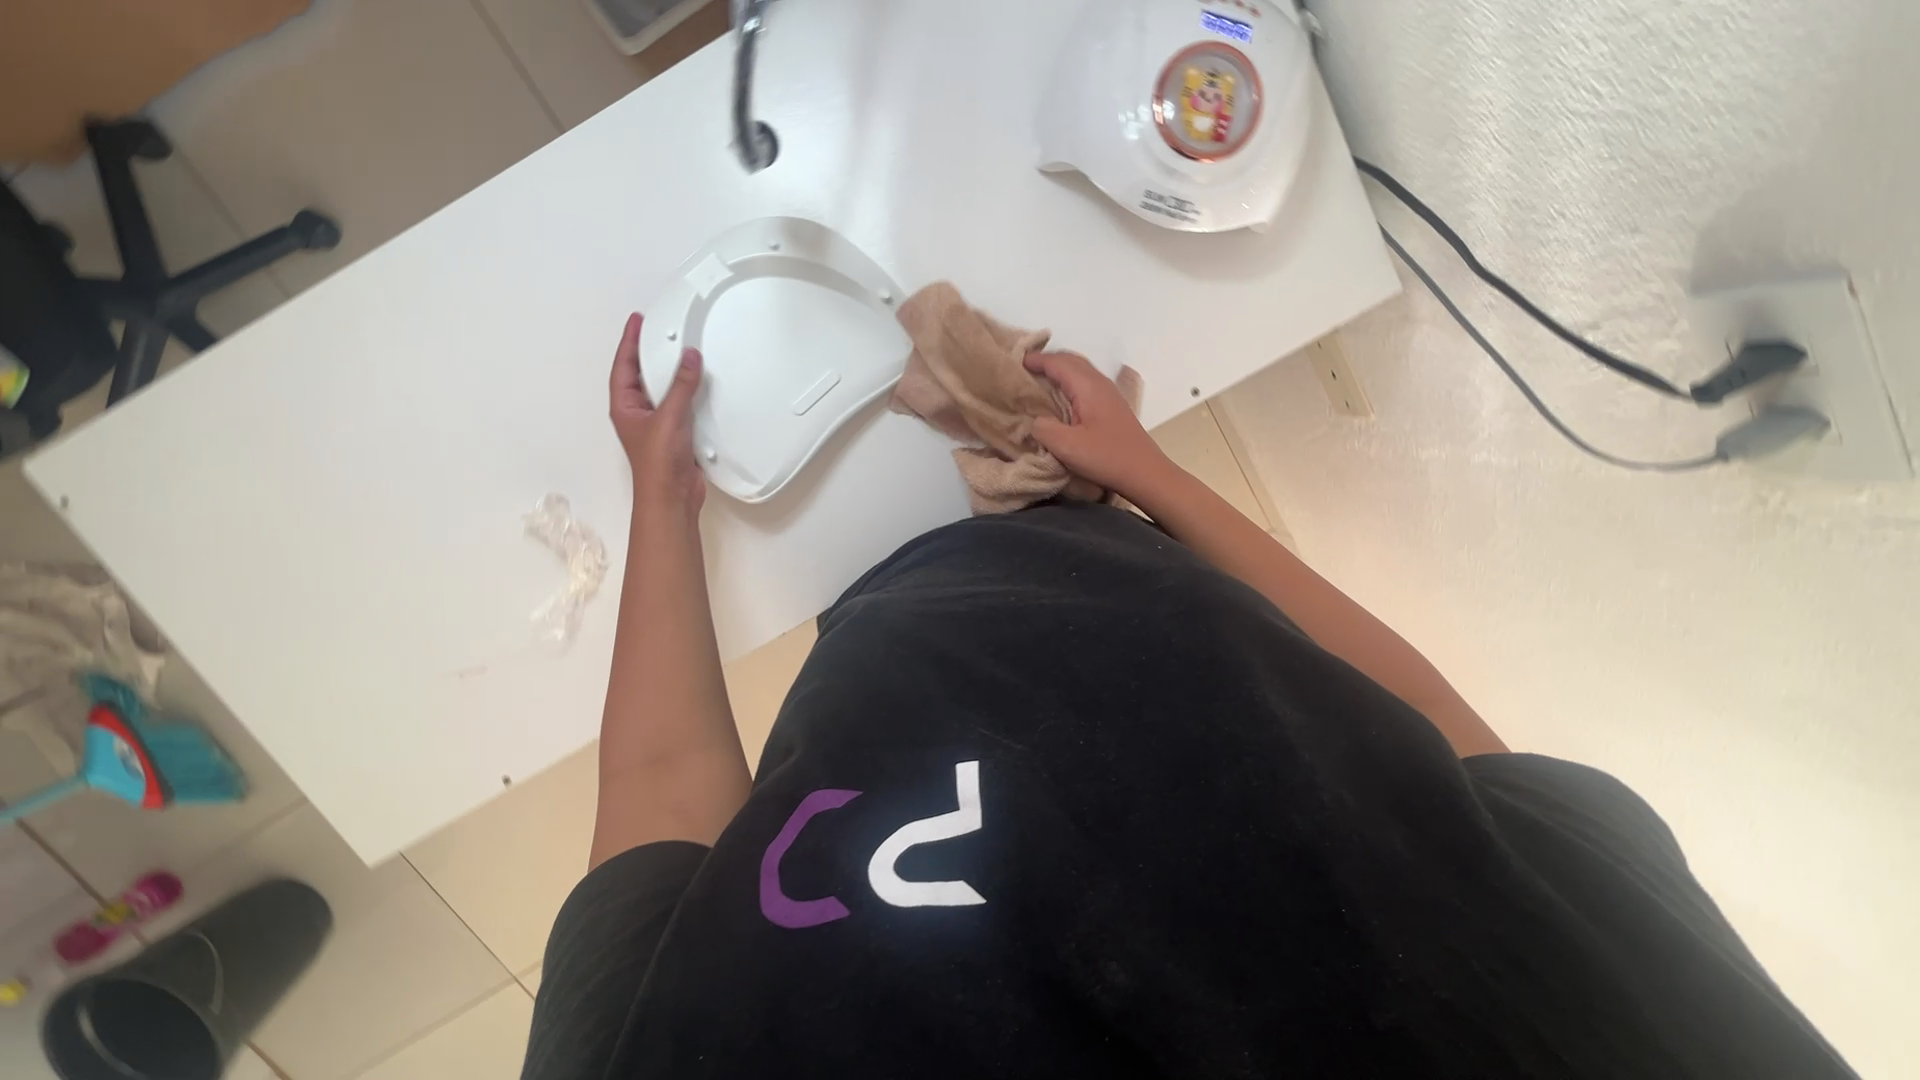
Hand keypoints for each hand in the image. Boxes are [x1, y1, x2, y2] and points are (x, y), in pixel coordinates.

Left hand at [609, 312, 705, 518]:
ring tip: (686, 354)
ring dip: (674, 375)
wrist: (672, 496)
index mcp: (625, 406)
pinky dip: (691, 395)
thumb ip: (681, 386)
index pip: (624, 366)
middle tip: (663, 332)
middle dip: (652, 355)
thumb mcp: (669, 416)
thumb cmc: (658, 461)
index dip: (630, 342)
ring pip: (664, 392)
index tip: (637, 321)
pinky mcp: (677, 435)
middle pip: (643, 376)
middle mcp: (639, 413)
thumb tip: (690, 357)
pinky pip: (683, 407)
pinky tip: (704, 386)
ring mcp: (658, 424)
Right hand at [1025, 351, 1172, 500]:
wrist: (1144, 473)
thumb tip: (1035, 419)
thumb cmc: (1106, 458)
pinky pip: (1085, 383)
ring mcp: (1109, 393)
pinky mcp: (1112, 406)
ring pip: (1079, 371)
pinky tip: (1061, 399)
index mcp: (1087, 386)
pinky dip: (1069, 382)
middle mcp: (1099, 383)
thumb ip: (1043, 428)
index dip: (1036, 360)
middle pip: (1070, 360)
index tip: (1015, 363)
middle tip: (1024, 370)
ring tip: (1038, 382)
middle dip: (1047, 361)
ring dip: (1059, 371)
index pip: (1058, 362)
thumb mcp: (1067, 446)